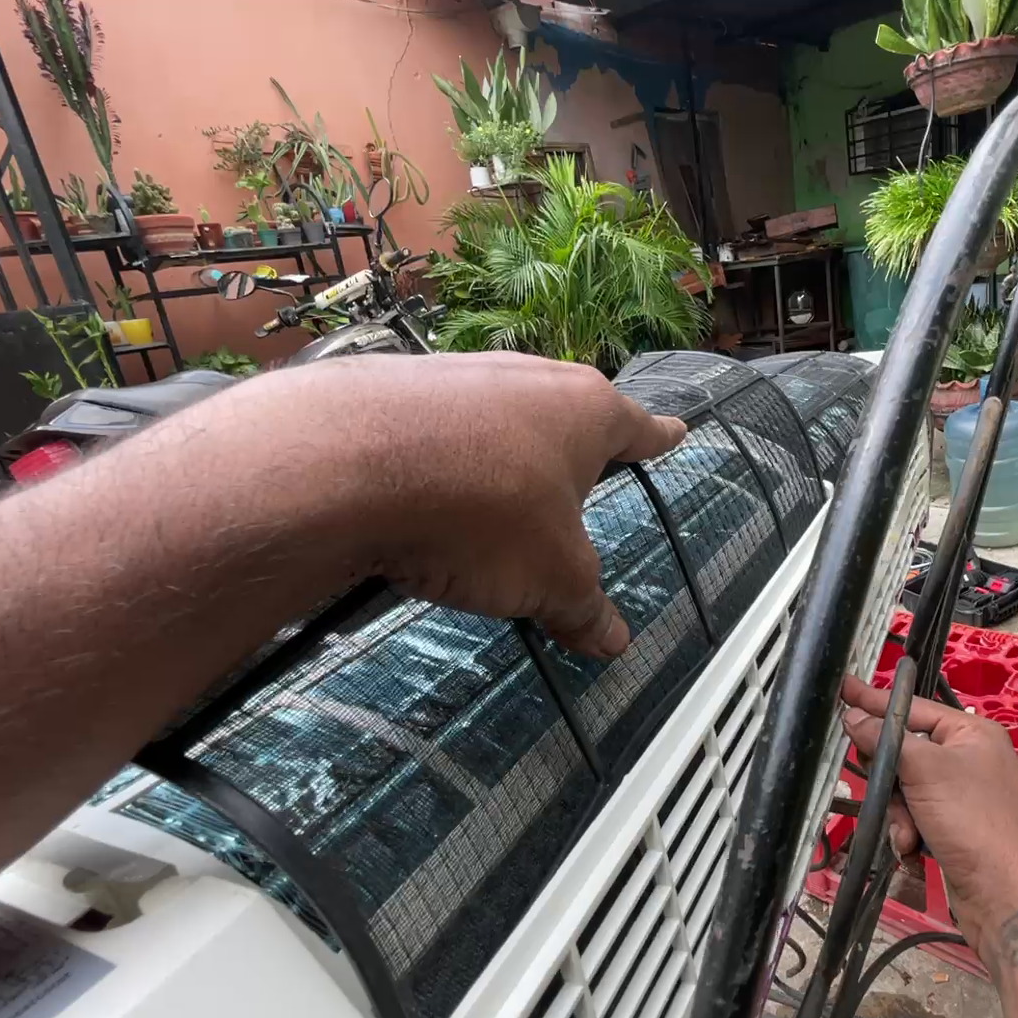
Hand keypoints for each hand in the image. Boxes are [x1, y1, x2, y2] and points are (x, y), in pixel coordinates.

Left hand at [147, 351, 683, 657]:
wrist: (340, 465)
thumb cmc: (484, 513)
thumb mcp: (550, 576)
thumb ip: (585, 607)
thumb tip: (616, 643)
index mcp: (584, 412)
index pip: (639, 427)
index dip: (660, 438)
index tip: (677, 431)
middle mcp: (527, 379)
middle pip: (568, 413)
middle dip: (578, 446)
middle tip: (585, 472)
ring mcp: (458, 374)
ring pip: (501, 414)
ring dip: (506, 451)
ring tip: (500, 493)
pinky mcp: (392, 385)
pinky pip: (438, 427)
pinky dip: (445, 457)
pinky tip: (427, 490)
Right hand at [839, 675, 1017, 927]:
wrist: (1009, 896)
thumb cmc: (972, 819)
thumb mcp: (924, 768)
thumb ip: (885, 738)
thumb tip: (851, 715)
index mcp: (970, 732)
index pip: (911, 707)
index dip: (873, 700)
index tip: (841, 688)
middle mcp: (968, 758)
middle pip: (904, 750)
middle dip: (888, 776)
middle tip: (877, 782)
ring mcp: (962, 795)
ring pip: (905, 787)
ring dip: (897, 812)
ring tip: (906, 833)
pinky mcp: (956, 828)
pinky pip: (916, 816)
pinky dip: (908, 830)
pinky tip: (912, 848)